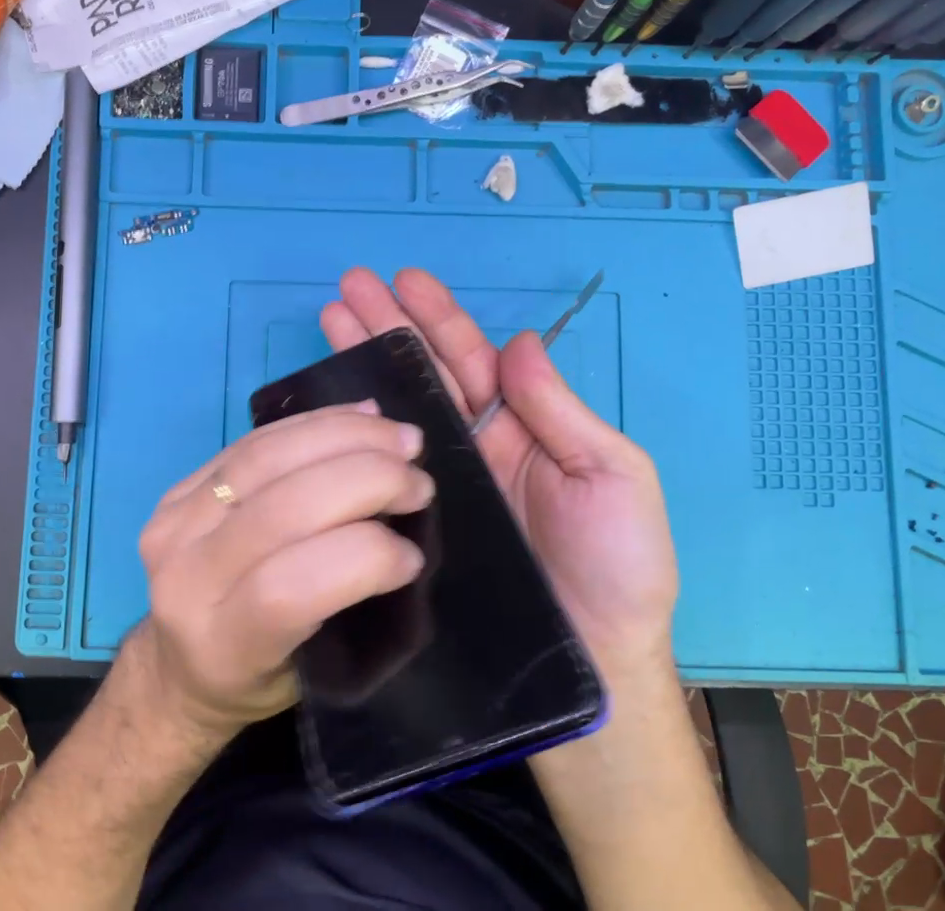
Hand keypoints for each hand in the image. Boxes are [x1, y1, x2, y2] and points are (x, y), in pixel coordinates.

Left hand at [131, 402, 434, 741]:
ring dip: (344, 438)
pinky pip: (252, 441)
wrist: (176, 668)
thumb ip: (346, 611)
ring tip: (402, 440)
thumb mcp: (310, 678)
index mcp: (221, 646)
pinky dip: (315, 424)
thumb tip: (401, 534)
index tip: (412, 556)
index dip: (361, 559)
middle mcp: (185, 581)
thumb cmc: (258, 682)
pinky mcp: (175, 490)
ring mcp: (173, 527)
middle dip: (366, 481)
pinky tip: (362, 418)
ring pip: (265, 459)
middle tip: (420, 483)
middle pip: (280, 509)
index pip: (287, 589)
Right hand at [320, 268, 678, 681]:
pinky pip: (382, 473)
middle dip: (387, 327)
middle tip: (346, 288)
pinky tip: (327, 406)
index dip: (438, 319)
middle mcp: (477, 448)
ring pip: (398, 413)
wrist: (590, 662)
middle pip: (426, 374)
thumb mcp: (610, 476)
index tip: (402, 281)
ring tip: (329, 320)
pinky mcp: (417, 526)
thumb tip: (517, 341)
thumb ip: (560, 411)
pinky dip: (355, 436)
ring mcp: (444, 486)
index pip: (474, 359)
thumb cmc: (617, 567)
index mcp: (524, 428)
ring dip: (364, 364)